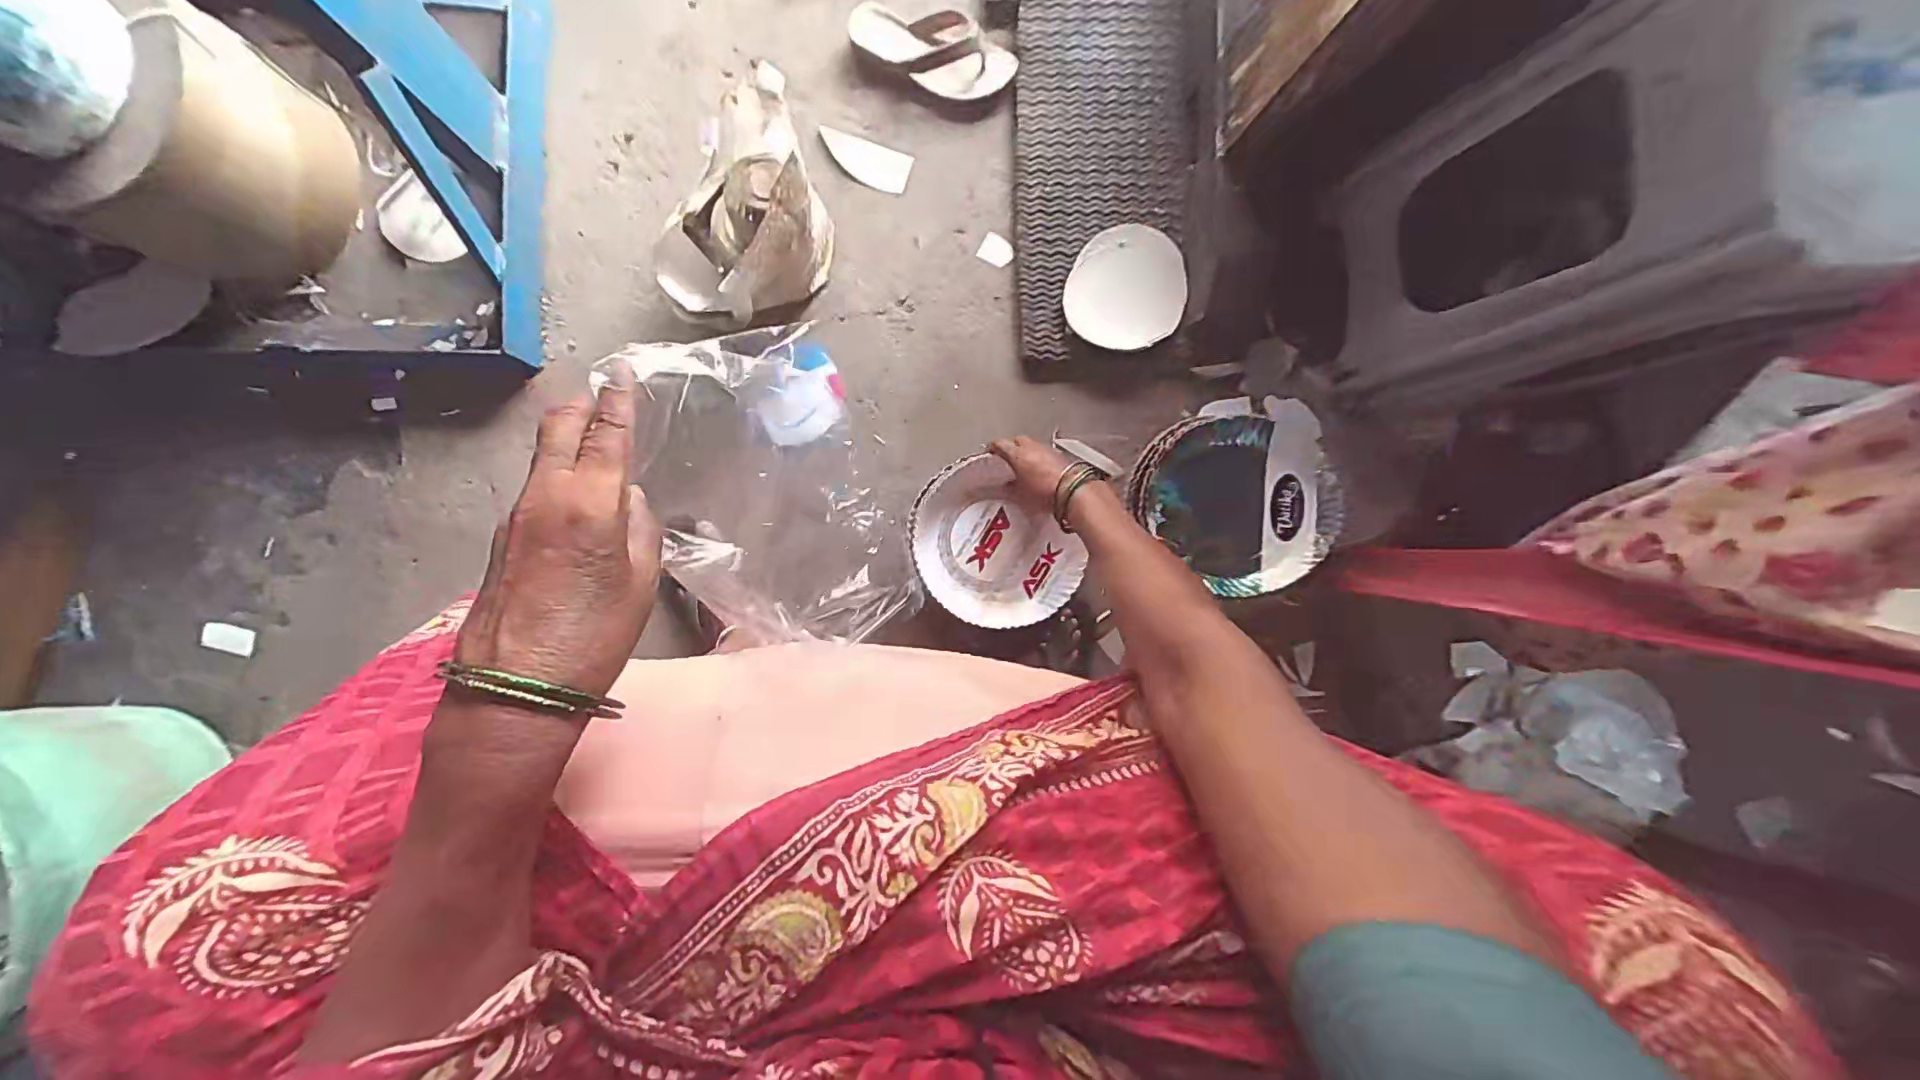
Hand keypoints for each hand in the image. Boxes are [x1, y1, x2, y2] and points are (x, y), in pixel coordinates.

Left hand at [454, 364, 662, 702]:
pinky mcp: (502, 537)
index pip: (606, 435)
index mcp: (588, 504)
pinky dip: (556, 475)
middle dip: (581, 406)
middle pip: (557, 430)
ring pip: (543, 458)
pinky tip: (574, 496)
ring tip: (591, 439)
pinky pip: (535, 489)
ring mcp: (515, 515)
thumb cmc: (596, 634)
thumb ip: (640, 527)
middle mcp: (545, 497)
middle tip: (599, 394)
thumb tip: (626, 499)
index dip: (617, 401)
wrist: (517, 685)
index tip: (620, 372)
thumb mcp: (642, 580)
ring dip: (567, 441)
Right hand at [989, 436, 1080, 512]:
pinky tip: (1040, 470)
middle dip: (1011, 447)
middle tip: (1006, 458)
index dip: (993, 448)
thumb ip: (1007, 489)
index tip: (991, 453)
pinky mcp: (1060, 455)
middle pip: (1016, 441)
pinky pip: (1044, 452)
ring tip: (1024, 465)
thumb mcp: (1019, 495)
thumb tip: (1002, 488)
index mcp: (1017, 453)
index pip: (999, 444)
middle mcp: (1031, 447)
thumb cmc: (1044, 493)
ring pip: (1032, 445)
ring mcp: (1047, 449)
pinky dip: (1039, 457)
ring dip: (1026, 452)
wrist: (1072, 491)